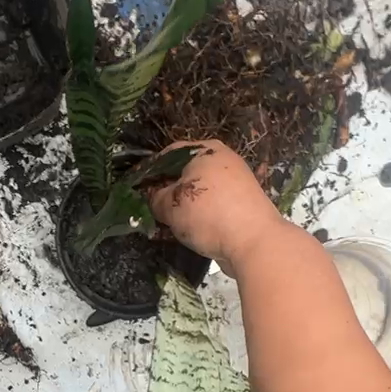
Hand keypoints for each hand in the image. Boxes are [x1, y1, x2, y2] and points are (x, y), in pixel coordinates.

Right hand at [149, 139, 292, 277]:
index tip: (136, 191)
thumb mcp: (170, 206)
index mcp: (205, 150)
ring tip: (167, 225)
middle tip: (150, 211)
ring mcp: (236, 182)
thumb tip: (150, 197)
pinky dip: (200, 216)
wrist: (253, 241)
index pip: (167, 154)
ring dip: (183, 207)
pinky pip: (213, 206)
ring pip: (199, 192)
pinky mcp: (243, 204)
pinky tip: (190, 232)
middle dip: (167, 192)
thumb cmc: (208, 214)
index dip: (149, 172)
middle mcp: (222, 160)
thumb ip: (154, 198)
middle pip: (185, 174)